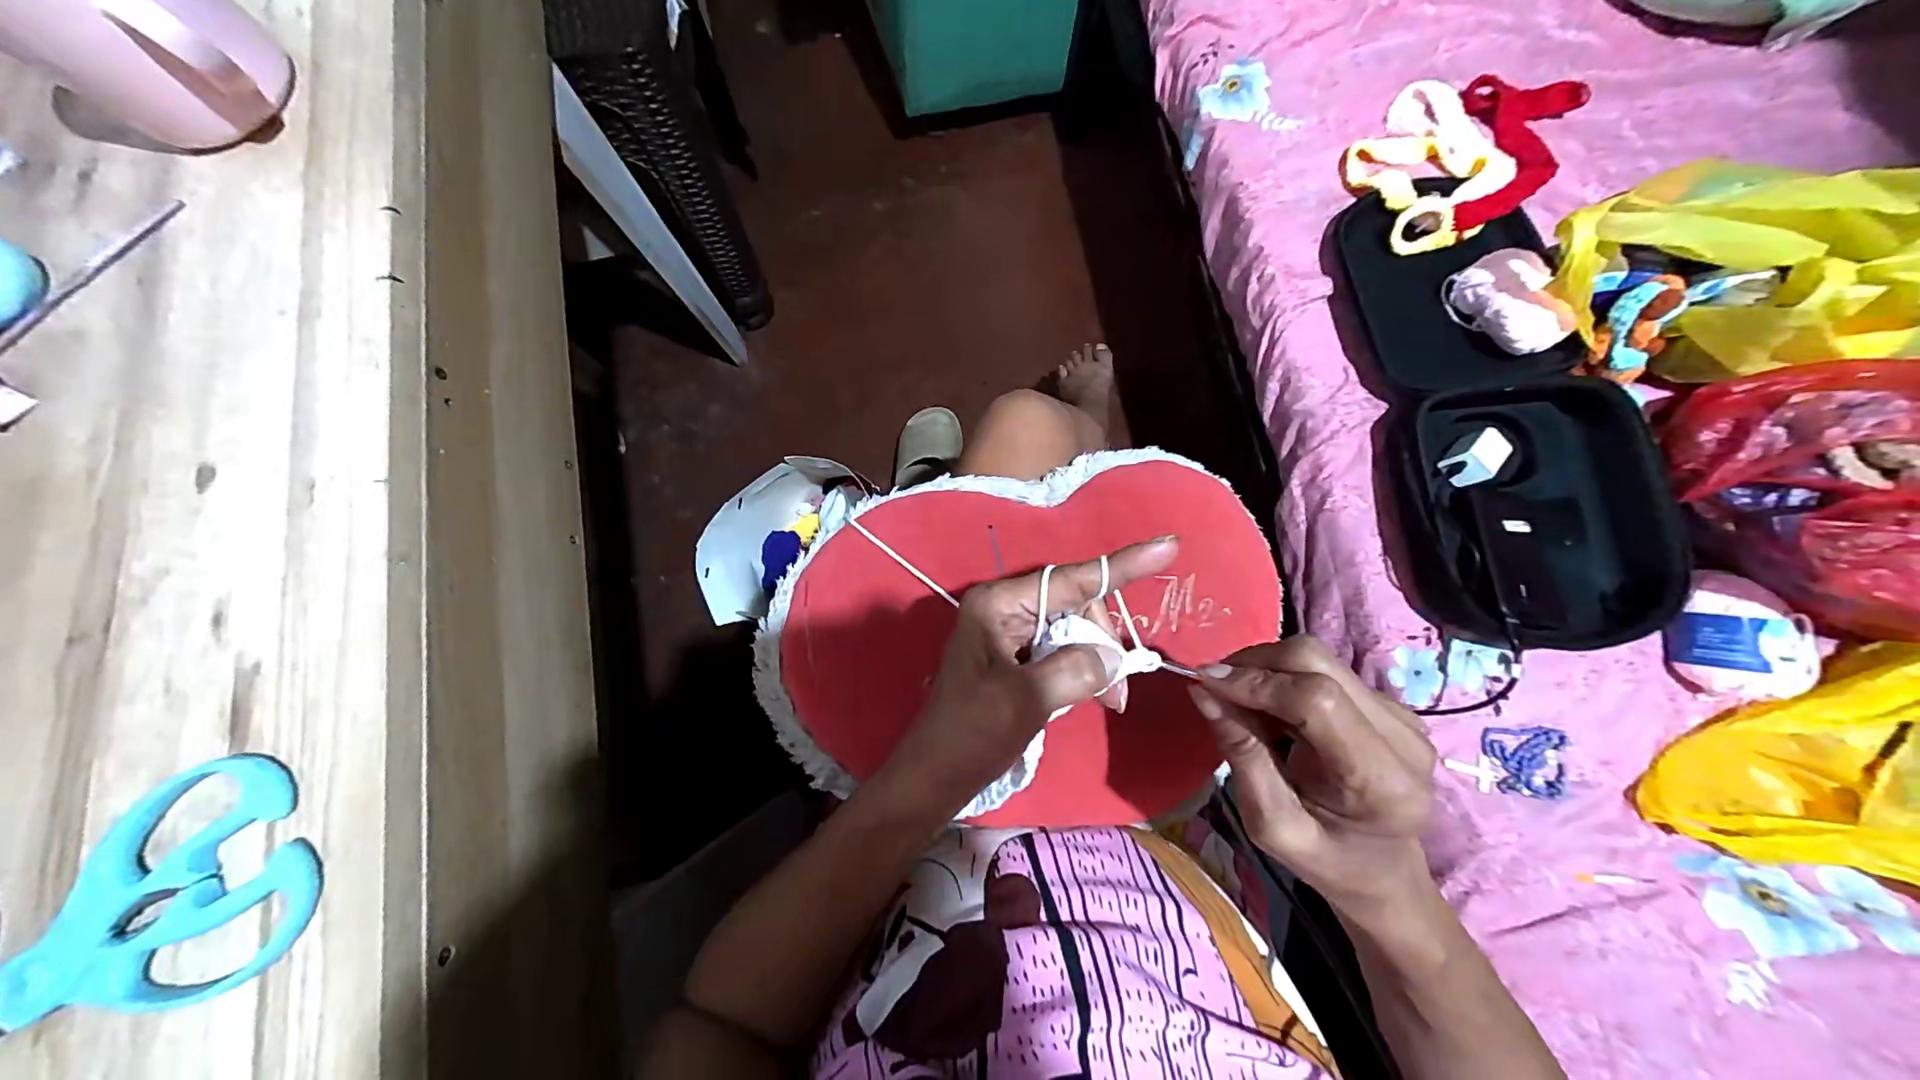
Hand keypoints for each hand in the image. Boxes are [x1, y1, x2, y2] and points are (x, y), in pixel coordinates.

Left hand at [880, 536, 1180, 813]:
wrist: (932, 778)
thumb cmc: (971, 735)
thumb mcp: (1027, 700)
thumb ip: (1076, 670)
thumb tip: (1111, 658)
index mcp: (998, 605)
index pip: (1070, 579)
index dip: (1121, 565)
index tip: (1167, 546)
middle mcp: (1002, 609)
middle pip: (1073, 604)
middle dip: (1103, 640)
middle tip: (1118, 690)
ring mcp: (1005, 633)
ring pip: (1070, 629)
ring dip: (1096, 661)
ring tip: (1109, 700)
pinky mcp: (1012, 658)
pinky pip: (1059, 650)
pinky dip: (1081, 671)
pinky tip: (1094, 695)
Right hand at [1189, 636, 1437, 912]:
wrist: (1381, 868)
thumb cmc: (1325, 858)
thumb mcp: (1271, 824)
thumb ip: (1242, 755)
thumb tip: (1203, 691)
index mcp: (1381, 780)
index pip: (1316, 699)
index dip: (1255, 682)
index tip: (1204, 682)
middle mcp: (1402, 737)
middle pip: (1316, 662)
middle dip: (1254, 664)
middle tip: (1216, 687)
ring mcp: (1401, 714)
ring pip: (1317, 657)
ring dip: (1266, 668)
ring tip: (1242, 702)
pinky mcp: (1389, 703)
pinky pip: (1324, 668)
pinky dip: (1283, 677)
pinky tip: (1271, 709)